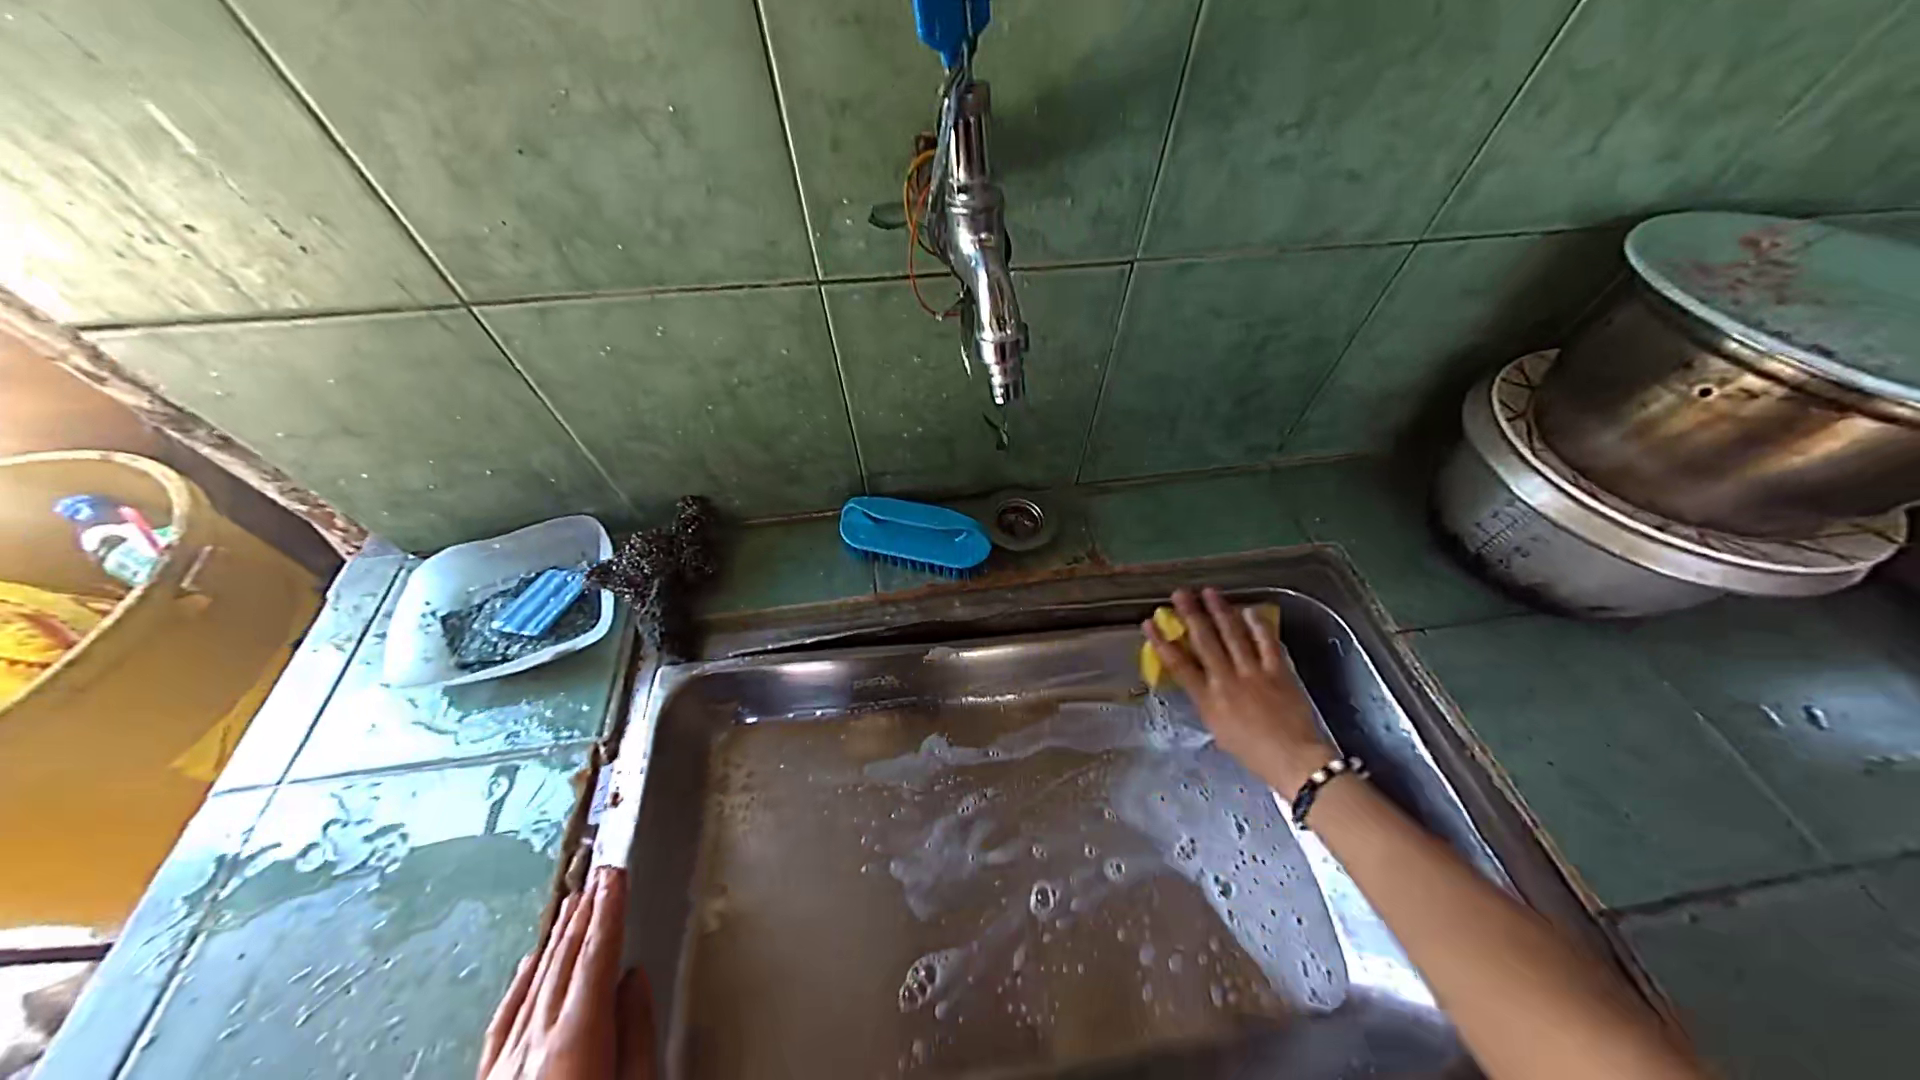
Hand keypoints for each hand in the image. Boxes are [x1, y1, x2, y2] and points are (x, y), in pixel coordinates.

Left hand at [479, 867, 654, 1079]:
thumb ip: (635, 1038)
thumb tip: (634, 981)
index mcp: (577, 1045)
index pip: (597, 959)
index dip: (611, 912)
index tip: (618, 873)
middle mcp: (534, 1049)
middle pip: (564, 965)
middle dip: (585, 915)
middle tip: (600, 874)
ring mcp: (504, 1069)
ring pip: (534, 986)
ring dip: (556, 939)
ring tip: (573, 900)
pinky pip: (502, 1024)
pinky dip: (519, 986)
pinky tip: (527, 963)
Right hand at [1143, 588, 1334, 791]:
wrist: (1292, 759)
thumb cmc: (1252, 752)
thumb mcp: (1218, 729)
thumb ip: (1208, 702)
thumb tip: (1201, 682)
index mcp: (1207, 699)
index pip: (1178, 665)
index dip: (1161, 642)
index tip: (1149, 623)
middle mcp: (1226, 681)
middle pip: (1204, 641)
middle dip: (1190, 614)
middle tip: (1180, 594)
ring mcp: (1253, 673)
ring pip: (1233, 635)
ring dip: (1220, 611)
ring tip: (1209, 592)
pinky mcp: (1278, 671)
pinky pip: (1266, 642)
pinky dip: (1257, 625)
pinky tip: (1249, 610)